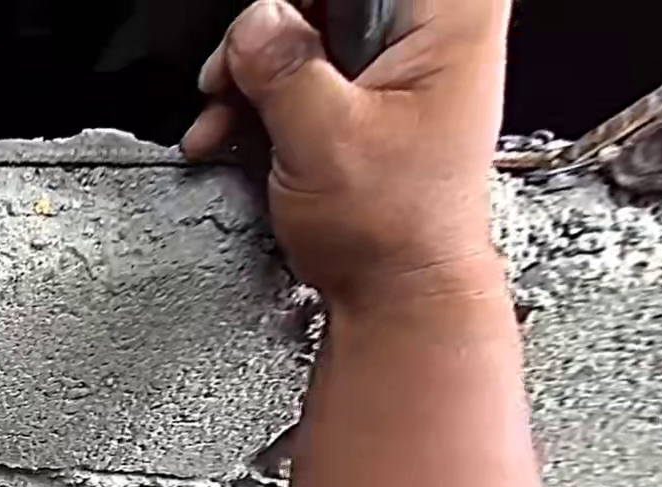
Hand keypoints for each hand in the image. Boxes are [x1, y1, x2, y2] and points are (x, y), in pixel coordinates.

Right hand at [181, 0, 510, 306]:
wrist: (390, 283)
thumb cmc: (390, 223)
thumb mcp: (325, 138)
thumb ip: (287, 71)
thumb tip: (253, 23)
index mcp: (445, 17)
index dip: (290, 4)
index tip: (252, 39)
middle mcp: (421, 35)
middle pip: (319, 5)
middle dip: (257, 46)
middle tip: (223, 84)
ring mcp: (382, 75)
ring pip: (298, 46)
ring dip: (243, 87)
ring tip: (215, 128)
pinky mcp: (349, 111)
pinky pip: (292, 89)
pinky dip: (251, 113)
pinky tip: (228, 138)